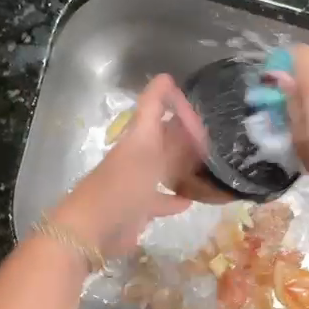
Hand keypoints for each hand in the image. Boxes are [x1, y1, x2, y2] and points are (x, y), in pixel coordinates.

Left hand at [52, 74, 207, 257]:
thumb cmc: (122, 185)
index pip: (156, 108)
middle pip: (162, 139)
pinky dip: (174, 198)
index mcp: (137, 137)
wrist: (93, 230)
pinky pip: (160, 200)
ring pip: (163, 168)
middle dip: (184, 135)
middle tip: (215, 137)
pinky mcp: (138, 209)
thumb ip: (152, 110)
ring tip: (207, 165)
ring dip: (181, 165)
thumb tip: (164, 77)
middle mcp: (137, 156)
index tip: (204, 115)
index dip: (176, 104)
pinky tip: (189, 200)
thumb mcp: (142, 143)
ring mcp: (137, 183)